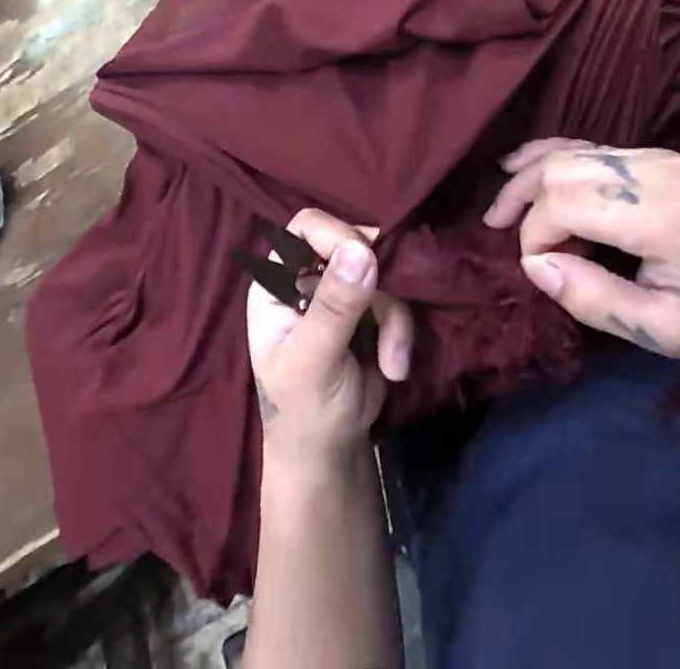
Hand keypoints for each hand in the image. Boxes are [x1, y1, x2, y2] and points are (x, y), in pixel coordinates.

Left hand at [247, 209, 414, 469]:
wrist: (330, 450)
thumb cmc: (303, 409)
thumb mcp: (314, 360)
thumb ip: (334, 307)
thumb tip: (360, 250)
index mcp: (277, 283)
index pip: (306, 229)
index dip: (337, 235)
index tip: (368, 261)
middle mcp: (307, 279)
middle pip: (354, 247)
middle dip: (377, 287)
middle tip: (387, 319)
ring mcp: (342, 294)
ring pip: (384, 276)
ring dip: (395, 321)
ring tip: (391, 363)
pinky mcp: (372, 312)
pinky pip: (398, 300)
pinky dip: (402, 332)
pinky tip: (394, 367)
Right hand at [483, 138, 679, 362]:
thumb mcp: (667, 332)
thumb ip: (595, 300)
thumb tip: (535, 265)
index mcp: (667, 218)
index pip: (565, 205)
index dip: (534, 235)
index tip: (537, 268)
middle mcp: (662, 172)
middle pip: (560, 171)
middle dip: (524, 204)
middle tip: (503, 234)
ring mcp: (661, 156)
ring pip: (568, 152)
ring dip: (528, 180)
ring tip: (501, 209)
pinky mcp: (658, 154)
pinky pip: (589, 146)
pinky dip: (549, 157)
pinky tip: (519, 166)